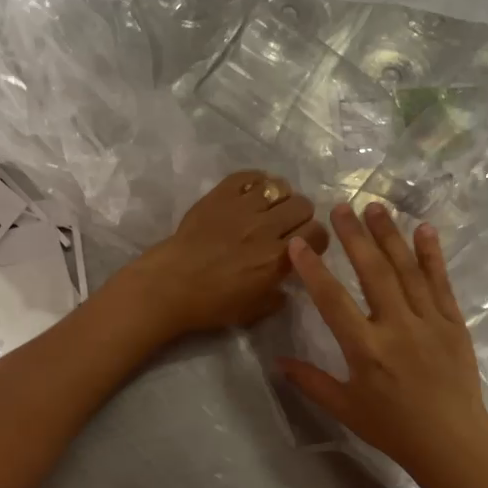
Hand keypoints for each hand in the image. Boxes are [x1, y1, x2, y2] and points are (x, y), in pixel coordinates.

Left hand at [119, 170, 327, 337]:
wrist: (170, 285)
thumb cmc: (211, 304)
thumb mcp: (252, 311)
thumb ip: (277, 297)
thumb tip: (285, 287)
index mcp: (277, 258)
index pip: (317, 234)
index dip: (316, 238)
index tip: (306, 244)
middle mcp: (266, 228)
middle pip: (302, 206)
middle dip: (301, 216)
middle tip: (286, 226)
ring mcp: (242, 207)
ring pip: (279, 187)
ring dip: (280, 197)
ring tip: (269, 207)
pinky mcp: (220, 195)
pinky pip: (248, 176)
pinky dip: (256, 181)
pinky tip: (252, 193)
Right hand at [279, 202, 487, 483]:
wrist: (452, 444)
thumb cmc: (393, 429)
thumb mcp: (344, 408)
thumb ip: (310, 381)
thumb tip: (277, 362)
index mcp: (366, 349)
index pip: (333, 301)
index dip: (313, 270)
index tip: (298, 245)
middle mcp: (397, 327)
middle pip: (373, 272)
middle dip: (355, 237)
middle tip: (340, 206)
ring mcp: (429, 322)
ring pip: (407, 270)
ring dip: (389, 235)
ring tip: (374, 207)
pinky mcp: (454, 323)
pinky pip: (441, 283)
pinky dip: (432, 255)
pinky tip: (423, 229)